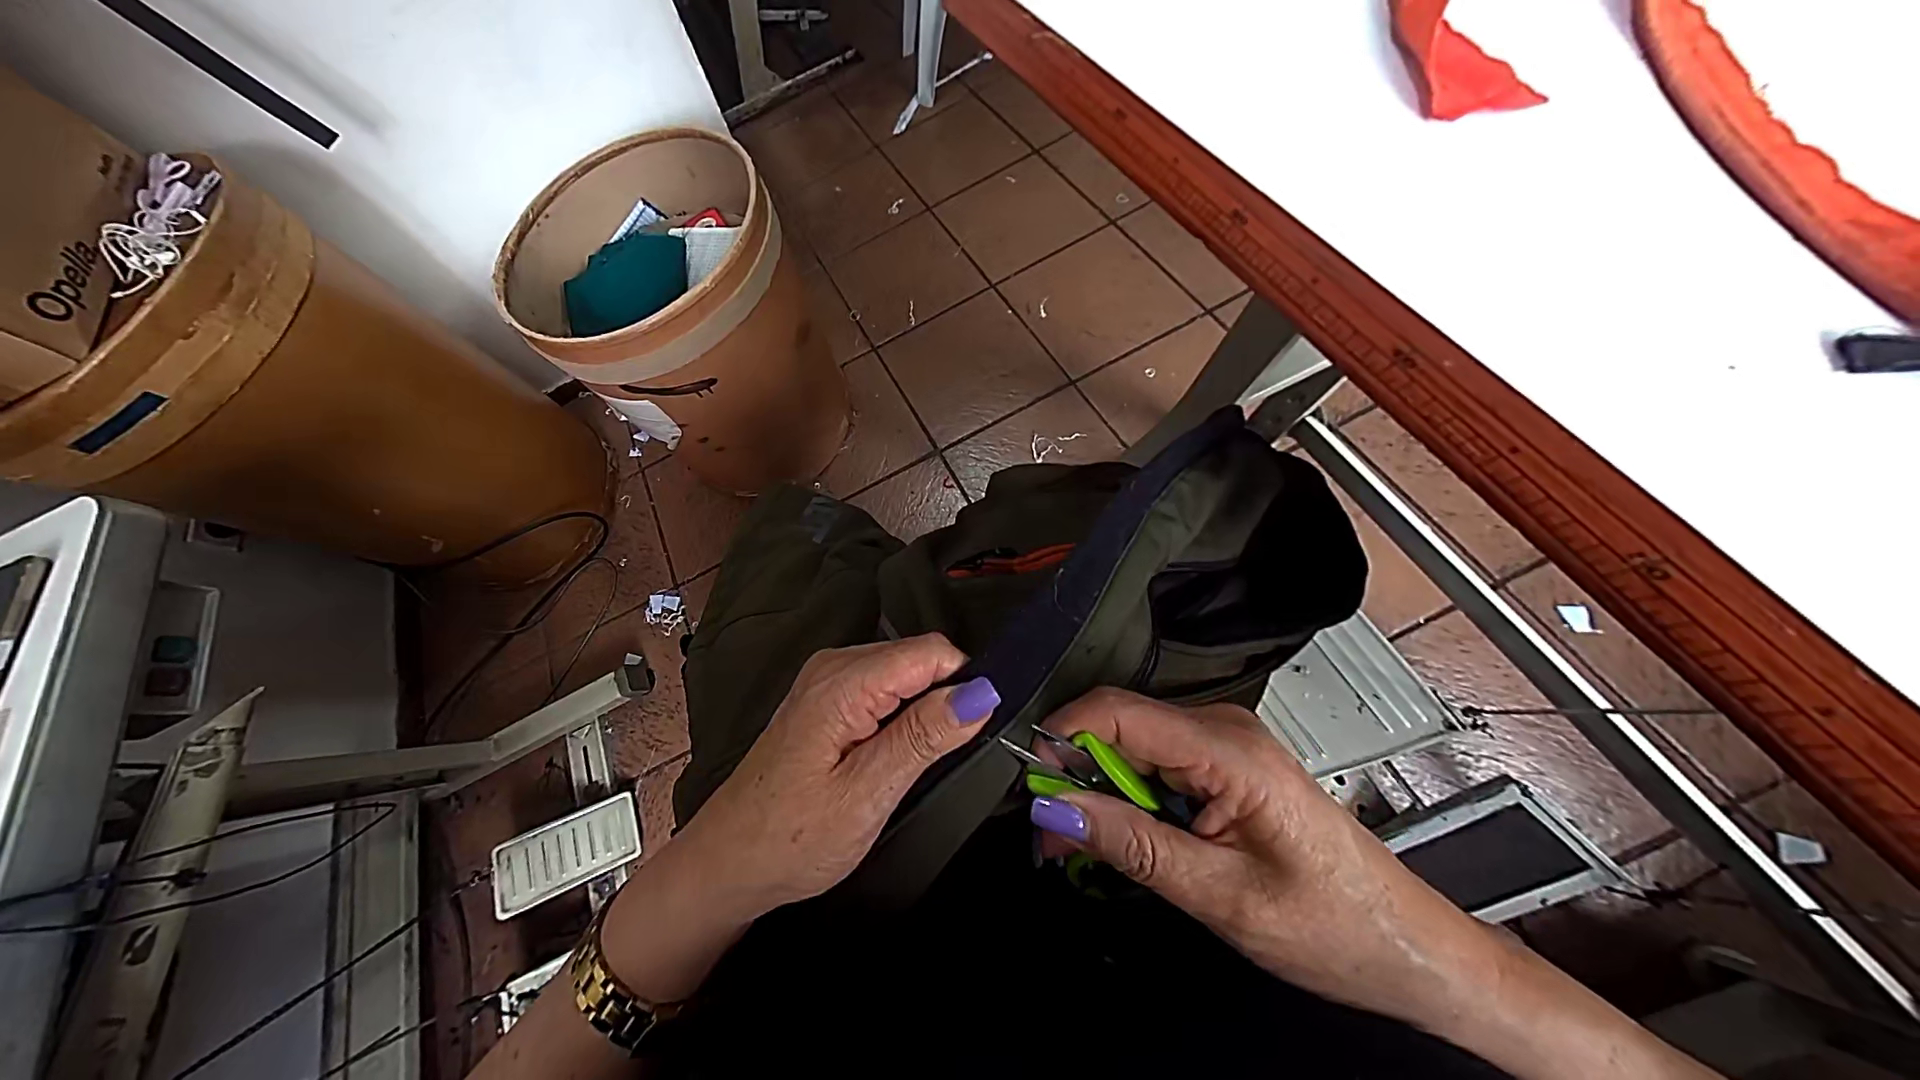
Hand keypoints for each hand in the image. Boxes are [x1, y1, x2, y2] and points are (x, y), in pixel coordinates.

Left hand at [665, 633, 998, 916]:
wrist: (729, 861)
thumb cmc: (785, 839)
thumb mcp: (867, 794)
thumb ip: (925, 737)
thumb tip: (978, 695)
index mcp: (842, 683)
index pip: (933, 652)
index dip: (963, 687)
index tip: (967, 730)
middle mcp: (833, 668)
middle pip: (921, 657)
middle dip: (944, 700)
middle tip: (930, 760)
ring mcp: (827, 680)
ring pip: (907, 672)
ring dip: (923, 711)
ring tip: (903, 763)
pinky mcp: (828, 697)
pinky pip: (885, 687)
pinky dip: (901, 715)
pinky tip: (886, 755)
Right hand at [1028, 688, 1486, 1025]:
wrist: (1408, 945)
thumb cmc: (1339, 925)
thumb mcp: (1220, 896)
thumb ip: (1132, 845)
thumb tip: (1062, 810)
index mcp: (1232, 751)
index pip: (1117, 712)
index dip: (1062, 739)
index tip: (1032, 785)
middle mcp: (1225, 732)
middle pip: (1117, 727)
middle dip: (1075, 777)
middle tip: (1055, 836)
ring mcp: (1223, 745)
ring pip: (1129, 747)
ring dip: (1099, 794)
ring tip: (1087, 847)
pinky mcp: (1221, 765)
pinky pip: (1152, 764)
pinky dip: (1126, 799)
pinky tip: (1124, 837)